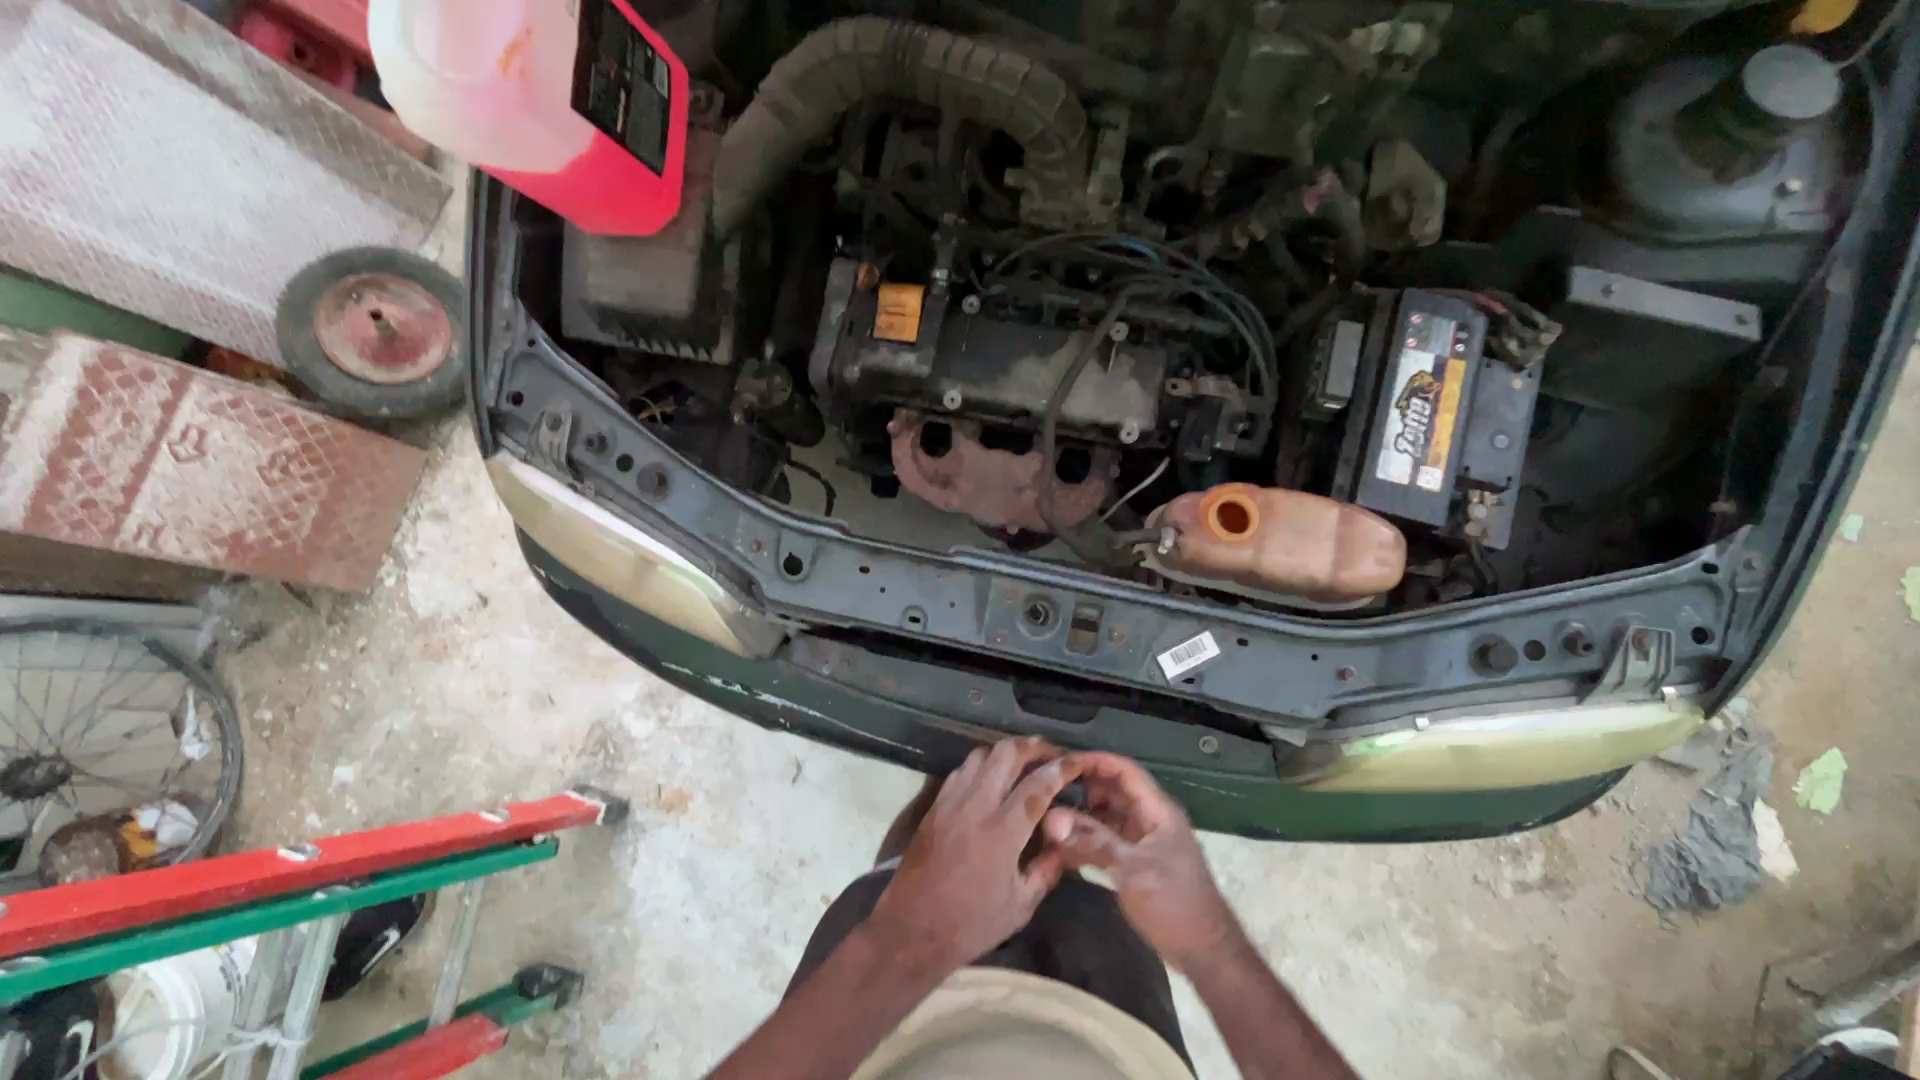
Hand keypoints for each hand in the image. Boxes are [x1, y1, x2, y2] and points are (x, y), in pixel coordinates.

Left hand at [866, 737, 1082, 975]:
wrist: (912, 929)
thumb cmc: (971, 924)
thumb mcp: (1021, 905)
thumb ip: (1047, 868)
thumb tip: (1067, 841)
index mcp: (1002, 832)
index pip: (1038, 784)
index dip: (1062, 768)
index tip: (1078, 761)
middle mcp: (975, 807)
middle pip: (1006, 753)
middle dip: (1034, 747)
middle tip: (1052, 755)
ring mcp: (950, 802)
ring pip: (981, 754)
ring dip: (1006, 753)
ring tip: (1024, 764)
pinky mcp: (934, 806)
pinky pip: (961, 770)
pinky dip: (981, 766)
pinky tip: (992, 781)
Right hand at [1041, 752, 1240, 970]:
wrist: (1204, 951)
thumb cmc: (1173, 904)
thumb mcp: (1132, 869)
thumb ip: (1093, 841)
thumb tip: (1051, 819)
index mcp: (1158, 811)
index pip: (1125, 771)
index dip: (1095, 761)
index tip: (1062, 762)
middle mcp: (1152, 819)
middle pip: (1115, 790)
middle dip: (1084, 786)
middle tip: (1048, 788)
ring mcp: (1146, 841)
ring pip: (1110, 814)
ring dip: (1084, 813)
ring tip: (1049, 813)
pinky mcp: (1139, 862)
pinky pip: (1110, 838)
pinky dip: (1089, 836)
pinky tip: (1064, 843)